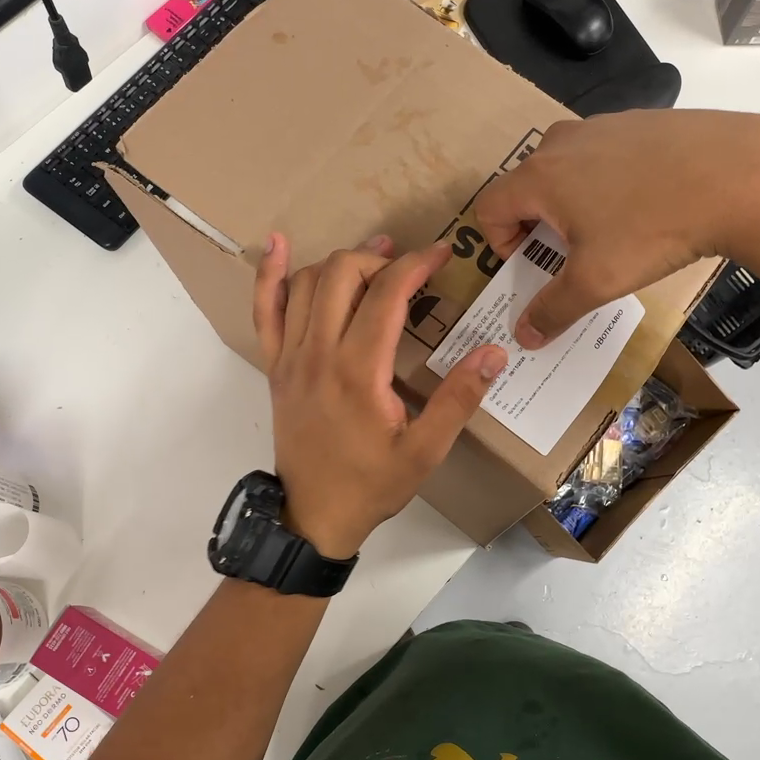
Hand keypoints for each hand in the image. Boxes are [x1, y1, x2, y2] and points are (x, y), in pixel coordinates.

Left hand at [253, 234, 507, 558]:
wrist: (315, 516)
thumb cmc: (372, 485)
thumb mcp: (425, 451)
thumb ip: (459, 399)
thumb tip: (495, 352)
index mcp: (359, 371)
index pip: (387, 294)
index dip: (418, 264)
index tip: (443, 255)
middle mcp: (318, 353)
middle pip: (343, 273)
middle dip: (381, 258)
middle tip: (410, 269)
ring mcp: (290, 357)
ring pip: (308, 283)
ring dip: (341, 262)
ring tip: (373, 259)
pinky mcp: (274, 367)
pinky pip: (264, 310)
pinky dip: (269, 273)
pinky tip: (277, 243)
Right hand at [474, 109, 759, 346]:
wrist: (738, 176)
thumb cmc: (651, 230)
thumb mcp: (595, 282)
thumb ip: (552, 310)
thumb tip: (524, 336)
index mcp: (539, 176)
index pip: (489, 207)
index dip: (501, 245)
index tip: (534, 267)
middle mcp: (563, 142)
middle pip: (525, 187)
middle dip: (536, 226)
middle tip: (569, 257)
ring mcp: (604, 125)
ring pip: (567, 170)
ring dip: (572, 206)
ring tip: (610, 235)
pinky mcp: (642, 121)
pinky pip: (605, 157)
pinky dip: (608, 185)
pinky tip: (646, 208)